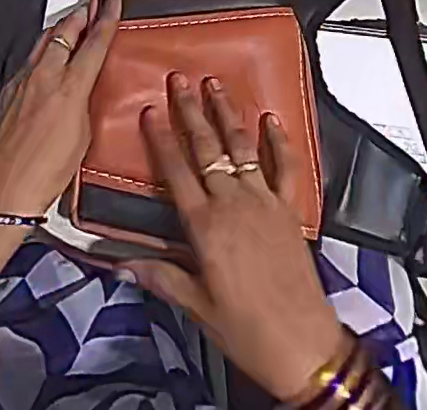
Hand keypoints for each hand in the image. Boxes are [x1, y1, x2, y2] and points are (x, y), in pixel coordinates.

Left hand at [0, 0, 121, 216]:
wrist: (6, 189)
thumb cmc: (47, 171)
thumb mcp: (84, 135)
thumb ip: (86, 101)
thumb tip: (86, 85)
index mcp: (70, 87)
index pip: (94, 42)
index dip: (106, 19)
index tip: (112, 2)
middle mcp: (45, 77)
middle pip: (65, 31)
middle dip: (81, 15)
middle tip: (92, 4)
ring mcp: (24, 81)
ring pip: (44, 41)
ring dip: (61, 28)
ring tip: (72, 22)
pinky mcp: (9, 91)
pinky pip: (29, 59)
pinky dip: (42, 50)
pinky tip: (46, 55)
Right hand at [123, 73, 350, 400]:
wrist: (302, 344)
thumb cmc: (247, 329)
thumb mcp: (196, 305)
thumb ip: (161, 276)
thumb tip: (124, 262)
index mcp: (206, 226)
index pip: (176, 171)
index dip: (161, 139)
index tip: (150, 112)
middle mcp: (233, 204)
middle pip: (206, 148)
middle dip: (190, 111)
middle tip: (179, 81)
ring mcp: (264, 201)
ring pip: (241, 146)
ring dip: (226, 113)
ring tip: (215, 85)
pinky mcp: (288, 209)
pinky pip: (285, 166)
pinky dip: (279, 141)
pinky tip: (270, 118)